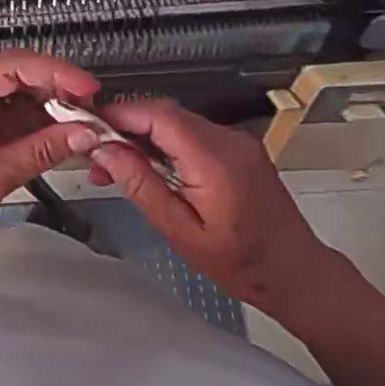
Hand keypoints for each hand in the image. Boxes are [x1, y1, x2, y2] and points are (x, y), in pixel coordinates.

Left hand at [0, 49, 102, 253]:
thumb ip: (42, 151)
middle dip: (58, 87)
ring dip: (53, 106)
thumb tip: (80, 134)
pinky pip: (18, 114)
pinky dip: (42, 123)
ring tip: (80, 124)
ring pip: (22, 94)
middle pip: (20, 74)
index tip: (82, 87)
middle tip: (88, 104)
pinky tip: (60, 136)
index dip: (54, 72)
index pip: (13, 67)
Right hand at [88, 98, 328, 305]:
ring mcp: (236, 143)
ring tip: (116, 168)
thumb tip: (107, 153)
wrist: (293, 270)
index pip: (159, 115)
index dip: (120, 115)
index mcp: (215, 160)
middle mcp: (229, 141)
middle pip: (165, 115)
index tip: (92, 128)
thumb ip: (141, 186)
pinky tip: (147, 169)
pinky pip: (192, 135)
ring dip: (143, 138)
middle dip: (126, 129)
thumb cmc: (243, 261)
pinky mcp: (237, 150)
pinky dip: (164, 146)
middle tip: (97, 156)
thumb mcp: (180, 231)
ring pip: (176, 123)